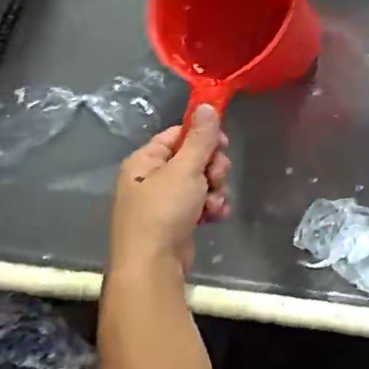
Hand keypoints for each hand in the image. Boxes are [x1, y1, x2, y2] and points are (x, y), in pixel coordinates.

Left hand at [110, 104, 231, 280]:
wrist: (153, 263)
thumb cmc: (164, 211)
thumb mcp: (186, 169)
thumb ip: (200, 138)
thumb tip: (207, 105)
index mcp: (145, 160)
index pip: (179, 134)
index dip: (204, 138)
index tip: (223, 146)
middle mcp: (152, 177)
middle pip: (195, 157)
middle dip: (213, 169)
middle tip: (215, 179)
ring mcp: (164, 199)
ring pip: (203, 181)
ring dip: (216, 190)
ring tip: (213, 205)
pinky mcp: (177, 217)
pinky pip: (202, 201)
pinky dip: (211, 207)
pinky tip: (213, 217)